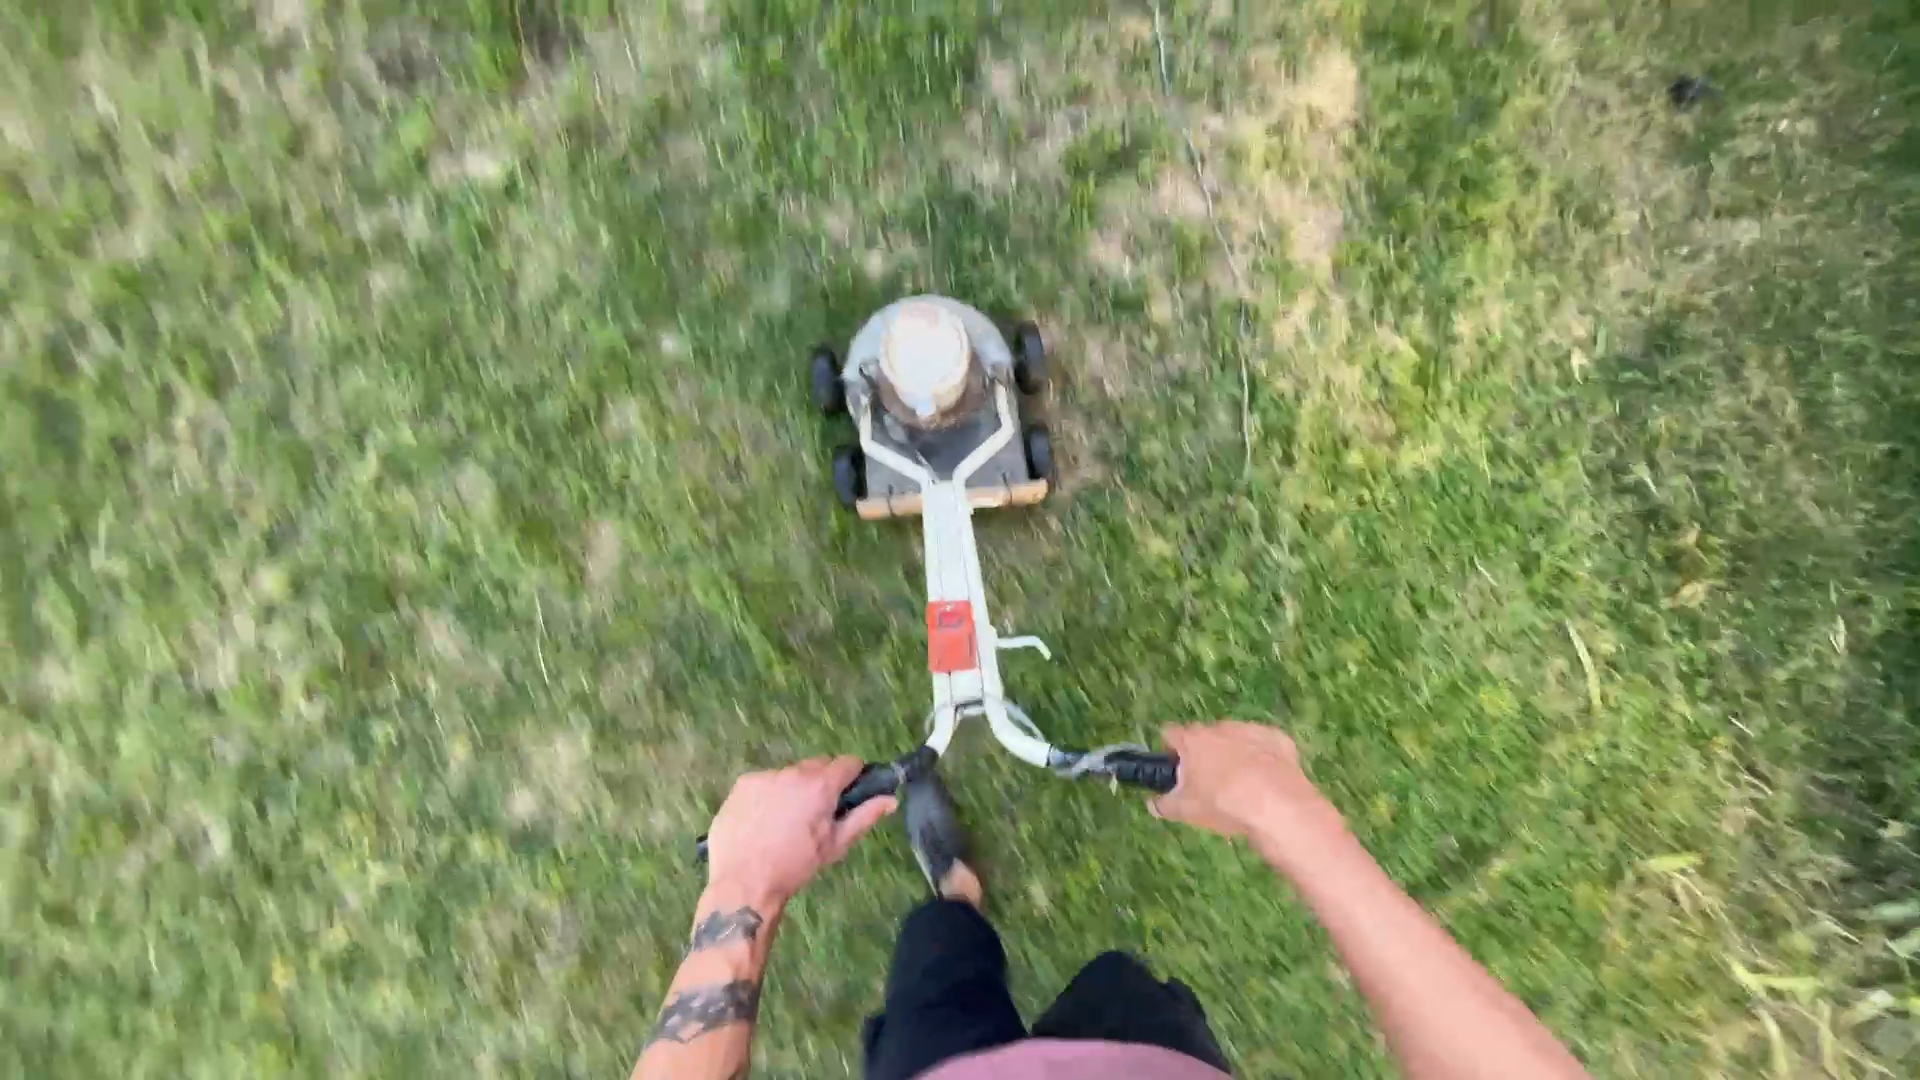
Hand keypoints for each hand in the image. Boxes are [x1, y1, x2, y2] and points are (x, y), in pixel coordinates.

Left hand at [703, 757, 896, 907]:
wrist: (744, 883)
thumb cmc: (796, 866)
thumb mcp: (836, 845)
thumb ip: (865, 817)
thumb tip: (891, 799)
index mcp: (821, 785)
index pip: (848, 762)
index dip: (853, 776)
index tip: (848, 794)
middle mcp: (794, 772)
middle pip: (818, 765)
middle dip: (822, 782)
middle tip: (816, 812)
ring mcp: (765, 776)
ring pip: (790, 774)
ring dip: (794, 788)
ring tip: (785, 820)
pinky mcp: (742, 784)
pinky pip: (764, 782)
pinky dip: (768, 795)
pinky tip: (762, 820)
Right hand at [1151, 722, 1346, 856]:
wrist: (1278, 806)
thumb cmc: (1223, 804)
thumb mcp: (1186, 811)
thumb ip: (1164, 805)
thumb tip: (1152, 805)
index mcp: (1192, 740)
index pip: (1170, 733)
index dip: (1170, 749)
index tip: (1175, 766)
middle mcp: (1219, 728)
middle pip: (1204, 735)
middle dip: (1204, 753)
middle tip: (1208, 782)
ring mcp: (1250, 730)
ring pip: (1235, 737)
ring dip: (1234, 752)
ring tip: (1242, 783)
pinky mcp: (1278, 738)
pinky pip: (1264, 744)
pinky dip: (1263, 756)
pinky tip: (1267, 778)